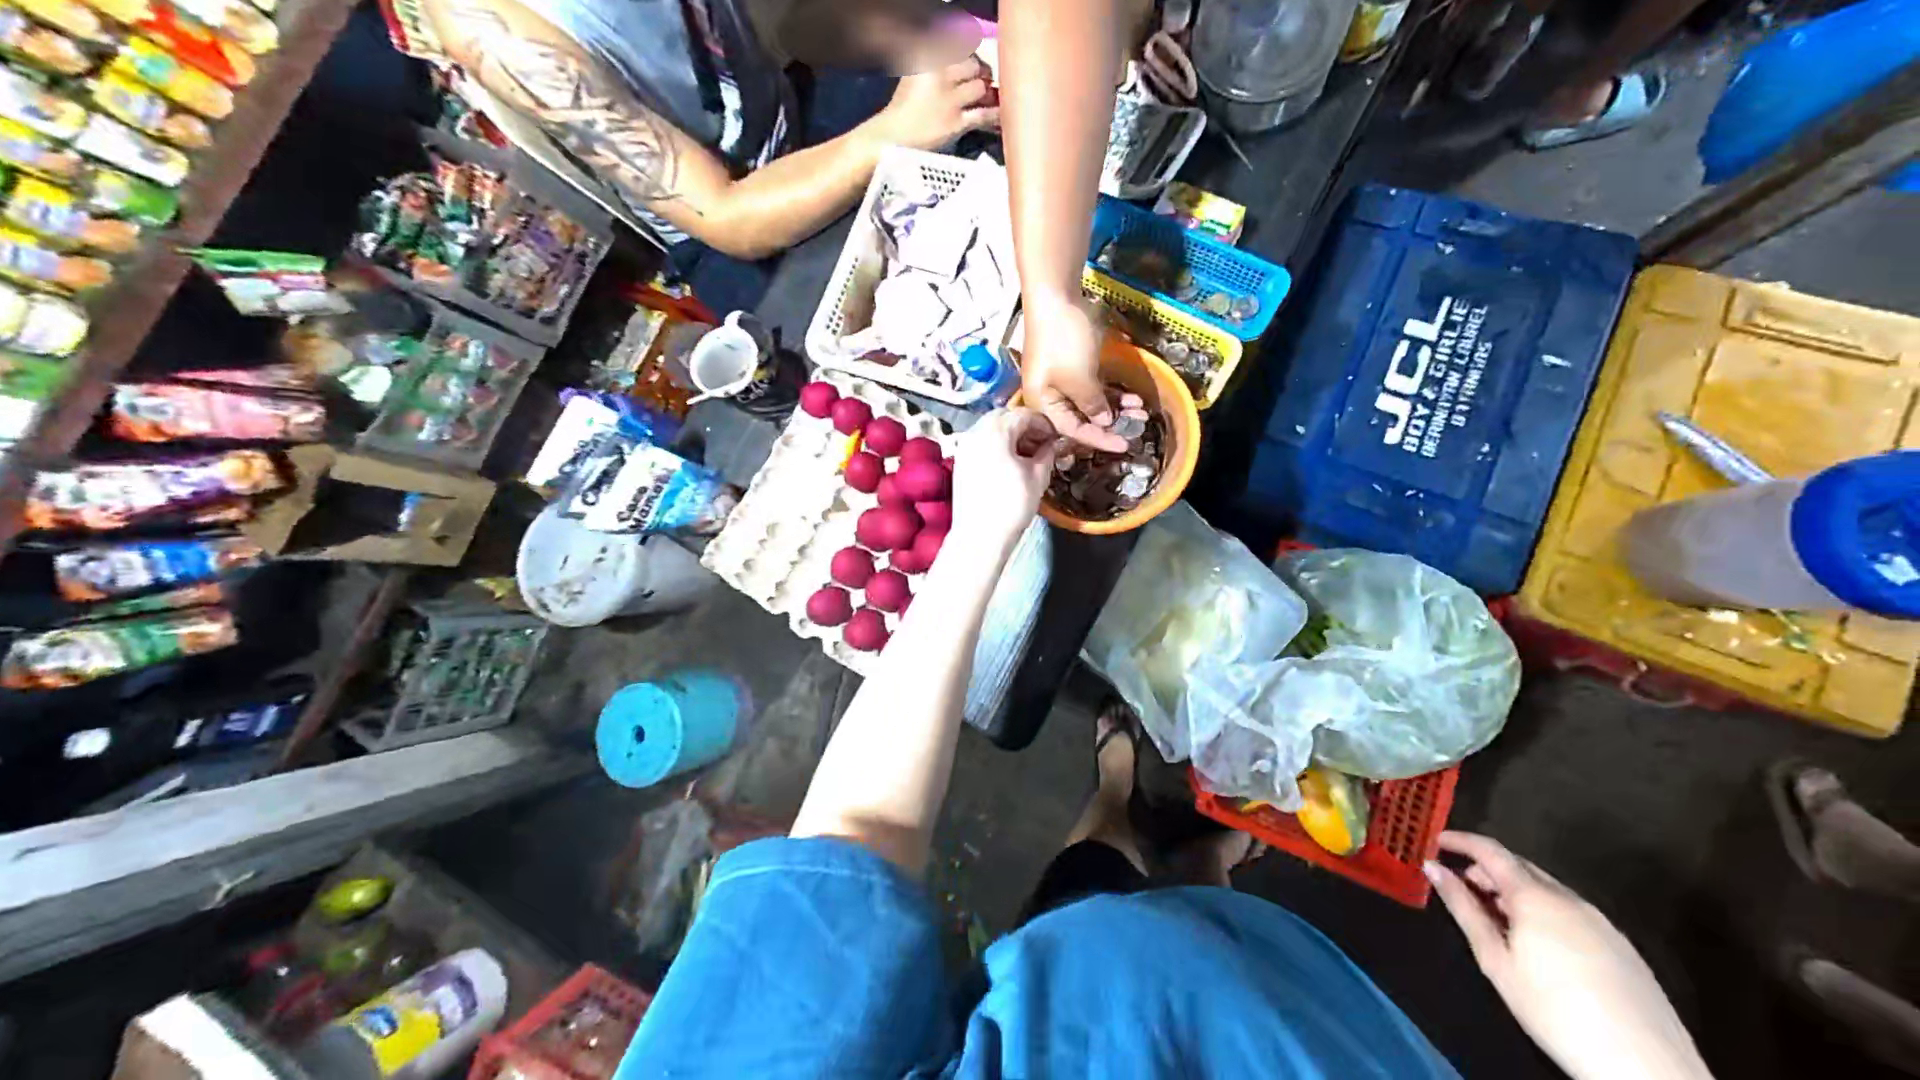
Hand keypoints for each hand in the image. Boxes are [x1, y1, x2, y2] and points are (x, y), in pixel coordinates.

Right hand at [867, 58, 997, 149]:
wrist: (892, 139)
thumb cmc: (903, 109)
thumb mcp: (915, 75)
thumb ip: (933, 62)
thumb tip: (959, 57)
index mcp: (927, 57)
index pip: (957, 46)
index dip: (968, 56)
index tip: (972, 64)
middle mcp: (939, 74)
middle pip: (973, 65)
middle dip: (981, 72)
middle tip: (985, 78)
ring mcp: (948, 99)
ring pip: (979, 88)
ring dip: (987, 92)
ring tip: (990, 96)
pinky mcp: (955, 122)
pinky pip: (983, 115)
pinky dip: (994, 115)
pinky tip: (1000, 115)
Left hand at [949, 406, 1054, 552]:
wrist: (980, 536)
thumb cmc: (1012, 504)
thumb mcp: (1038, 476)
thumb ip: (1047, 453)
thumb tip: (1053, 444)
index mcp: (996, 429)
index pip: (1024, 415)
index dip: (1044, 424)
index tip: (1056, 438)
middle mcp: (976, 431)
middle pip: (1004, 417)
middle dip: (1025, 427)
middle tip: (1042, 444)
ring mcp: (965, 446)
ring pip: (991, 429)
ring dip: (1011, 436)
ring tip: (1028, 456)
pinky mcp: (960, 461)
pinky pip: (981, 443)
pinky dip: (997, 446)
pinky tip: (1010, 464)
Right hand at [1019, 299, 1126, 452]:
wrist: (1056, 296)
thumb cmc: (1063, 343)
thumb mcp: (1080, 379)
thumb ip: (1093, 405)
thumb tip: (1103, 423)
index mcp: (1043, 405)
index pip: (1073, 432)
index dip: (1099, 440)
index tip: (1125, 445)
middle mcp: (1050, 397)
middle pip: (1081, 419)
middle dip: (1110, 424)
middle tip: (1137, 427)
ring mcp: (1061, 380)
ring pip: (1090, 403)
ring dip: (1115, 408)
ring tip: (1140, 410)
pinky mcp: (1073, 366)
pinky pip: (1093, 387)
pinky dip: (1111, 392)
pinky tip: (1131, 396)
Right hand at [1427, 832, 1712, 1079]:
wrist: (1648, 1069)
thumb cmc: (1554, 1011)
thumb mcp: (1496, 961)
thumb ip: (1464, 909)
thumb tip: (1433, 868)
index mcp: (1536, 898)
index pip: (1491, 851)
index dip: (1460, 840)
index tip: (1435, 841)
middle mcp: (1571, 899)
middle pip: (1520, 866)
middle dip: (1485, 869)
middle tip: (1460, 886)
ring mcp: (1602, 922)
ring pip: (1547, 889)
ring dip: (1513, 891)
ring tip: (1495, 919)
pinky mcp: (1623, 946)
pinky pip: (1571, 911)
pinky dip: (1542, 910)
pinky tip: (1537, 944)